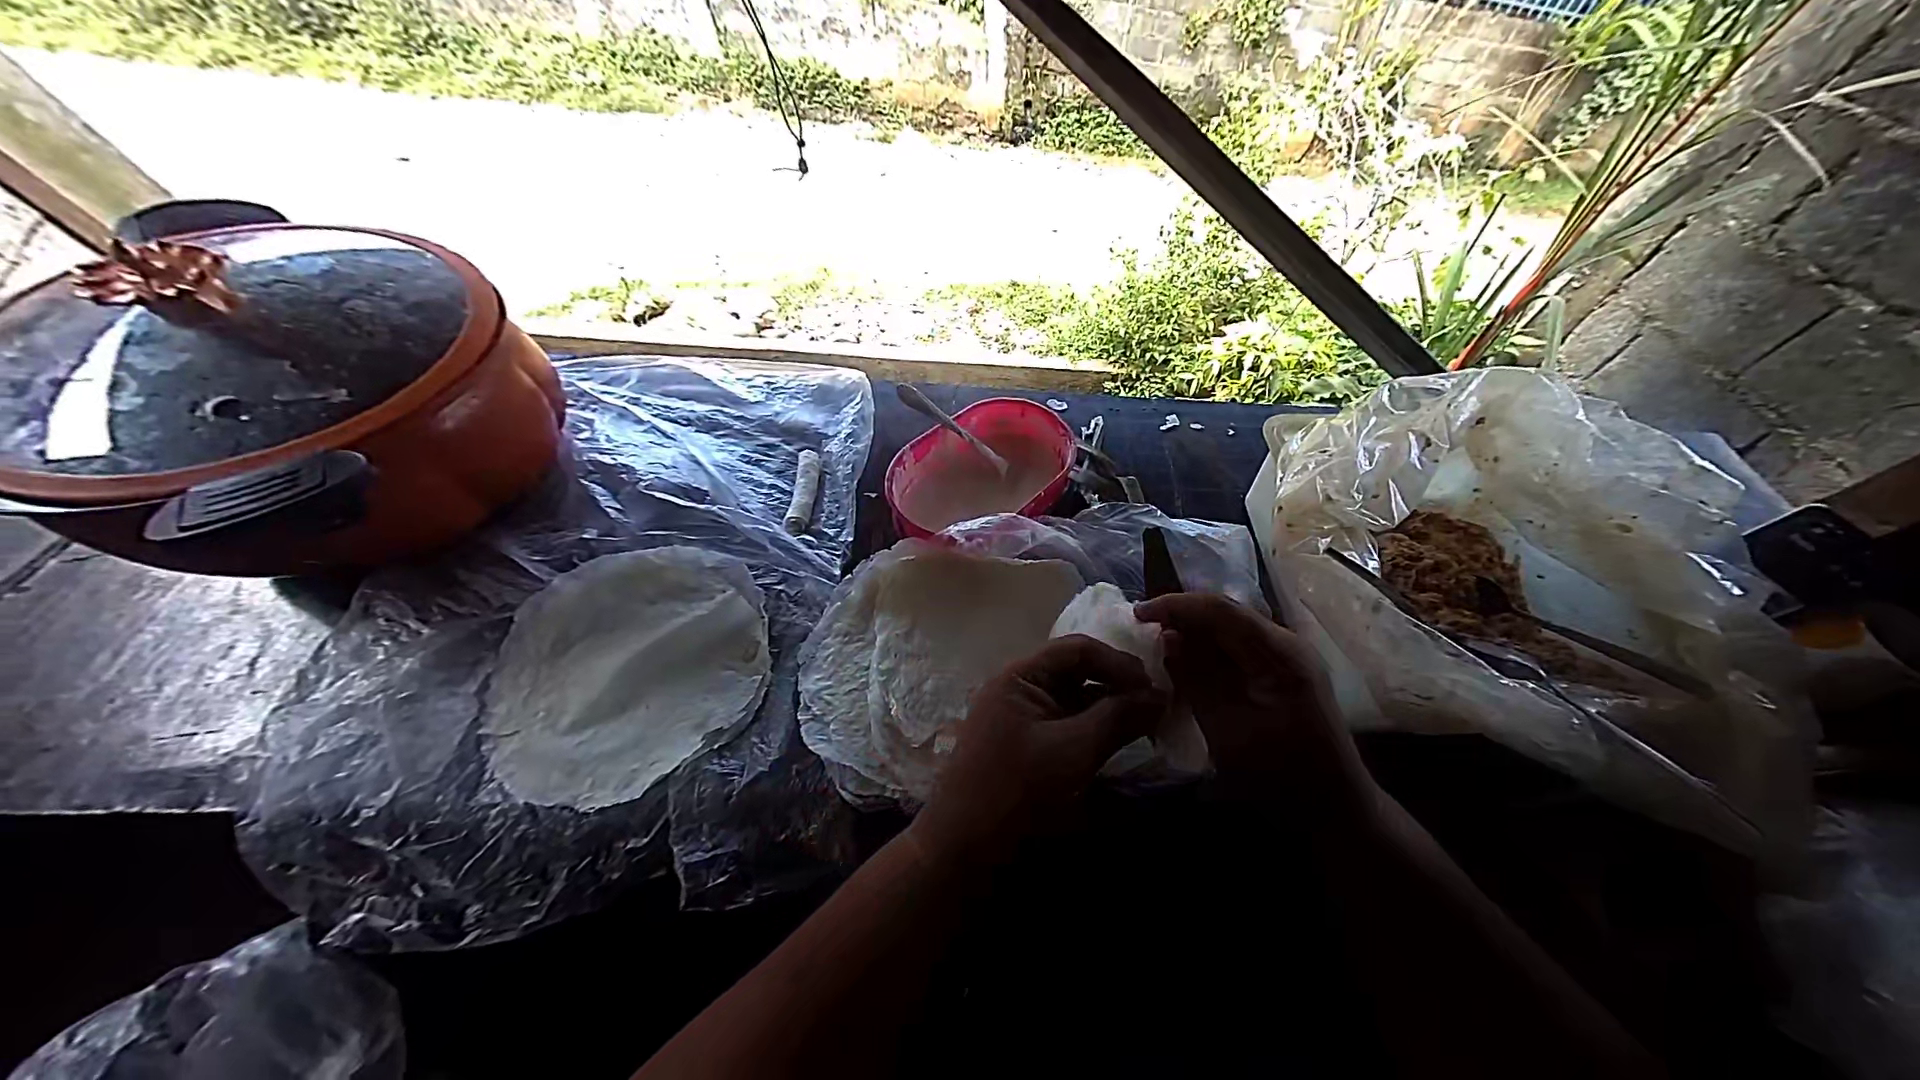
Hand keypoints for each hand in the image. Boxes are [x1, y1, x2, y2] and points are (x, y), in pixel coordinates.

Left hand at [910, 635, 1166, 867]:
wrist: (964, 845)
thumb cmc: (1017, 790)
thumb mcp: (1073, 750)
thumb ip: (1118, 718)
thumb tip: (1161, 696)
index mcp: (1020, 677)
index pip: (1077, 649)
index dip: (1118, 663)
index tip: (1154, 688)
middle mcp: (1020, 688)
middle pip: (1076, 671)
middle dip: (1118, 684)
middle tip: (1157, 705)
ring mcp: (1022, 716)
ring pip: (1075, 698)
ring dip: (1110, 707)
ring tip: (1147, 723)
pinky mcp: (1028, 744)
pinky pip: (1067, 722)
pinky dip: (1095, 727)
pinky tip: (1121, 740)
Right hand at [1133, 593, 1375, 819]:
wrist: (1335, 807)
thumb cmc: (1281, 776)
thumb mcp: (1228, 730)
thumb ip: (1196, 680)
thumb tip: (1167, 638)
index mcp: (1280, 655)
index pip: (1220, 610)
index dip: (1175, 606)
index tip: (1138, 615)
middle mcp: (1287, 644)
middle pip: (1226, 613)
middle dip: (1181, 615)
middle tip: (1142, 628)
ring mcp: (1289, 657)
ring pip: (1231, 627)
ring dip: (1193, 630)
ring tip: (1157, 641)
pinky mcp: (1283, 671)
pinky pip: (1239, 646)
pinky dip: (1209, 648)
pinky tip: (1188, 662)